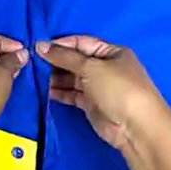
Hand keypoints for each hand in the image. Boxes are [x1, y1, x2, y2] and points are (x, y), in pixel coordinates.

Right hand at [36, 36, 170, 152]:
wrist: (136, 127)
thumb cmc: (117, 88)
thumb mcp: (91, 67)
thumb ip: (64, 57)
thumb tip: (39, 45)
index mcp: (111, 52)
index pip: (81, 42)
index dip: (61, 44)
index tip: (38, 47)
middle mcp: (104, 67)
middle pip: (75, 60)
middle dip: (56, 61)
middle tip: (34, 63)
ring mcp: (98, 86)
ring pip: (72, 77)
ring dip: (56, 77)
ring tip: (37, 77)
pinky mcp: (91, 104)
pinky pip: (72, 94)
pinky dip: (60, 92)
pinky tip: (46, 91)